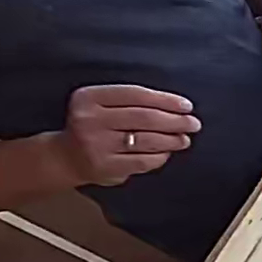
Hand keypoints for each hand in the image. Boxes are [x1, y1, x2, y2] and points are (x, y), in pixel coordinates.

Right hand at [52, 84, 201, 186]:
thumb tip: (179, 108)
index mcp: (89, 97)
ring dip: (173, 140)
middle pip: (145, 118)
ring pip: (147, 140)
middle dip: (175, 121)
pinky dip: (161, 156)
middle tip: (194, 124)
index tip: (187, 106)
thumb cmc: (98, 127)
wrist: (67, 157)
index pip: (136, 94)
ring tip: (184, 139)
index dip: (166, 100)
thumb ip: (134, 103)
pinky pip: (144, 160)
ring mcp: (96, 144)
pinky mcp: (105, 166)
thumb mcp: (105, 106)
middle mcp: (89, 119)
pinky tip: (168, 152)